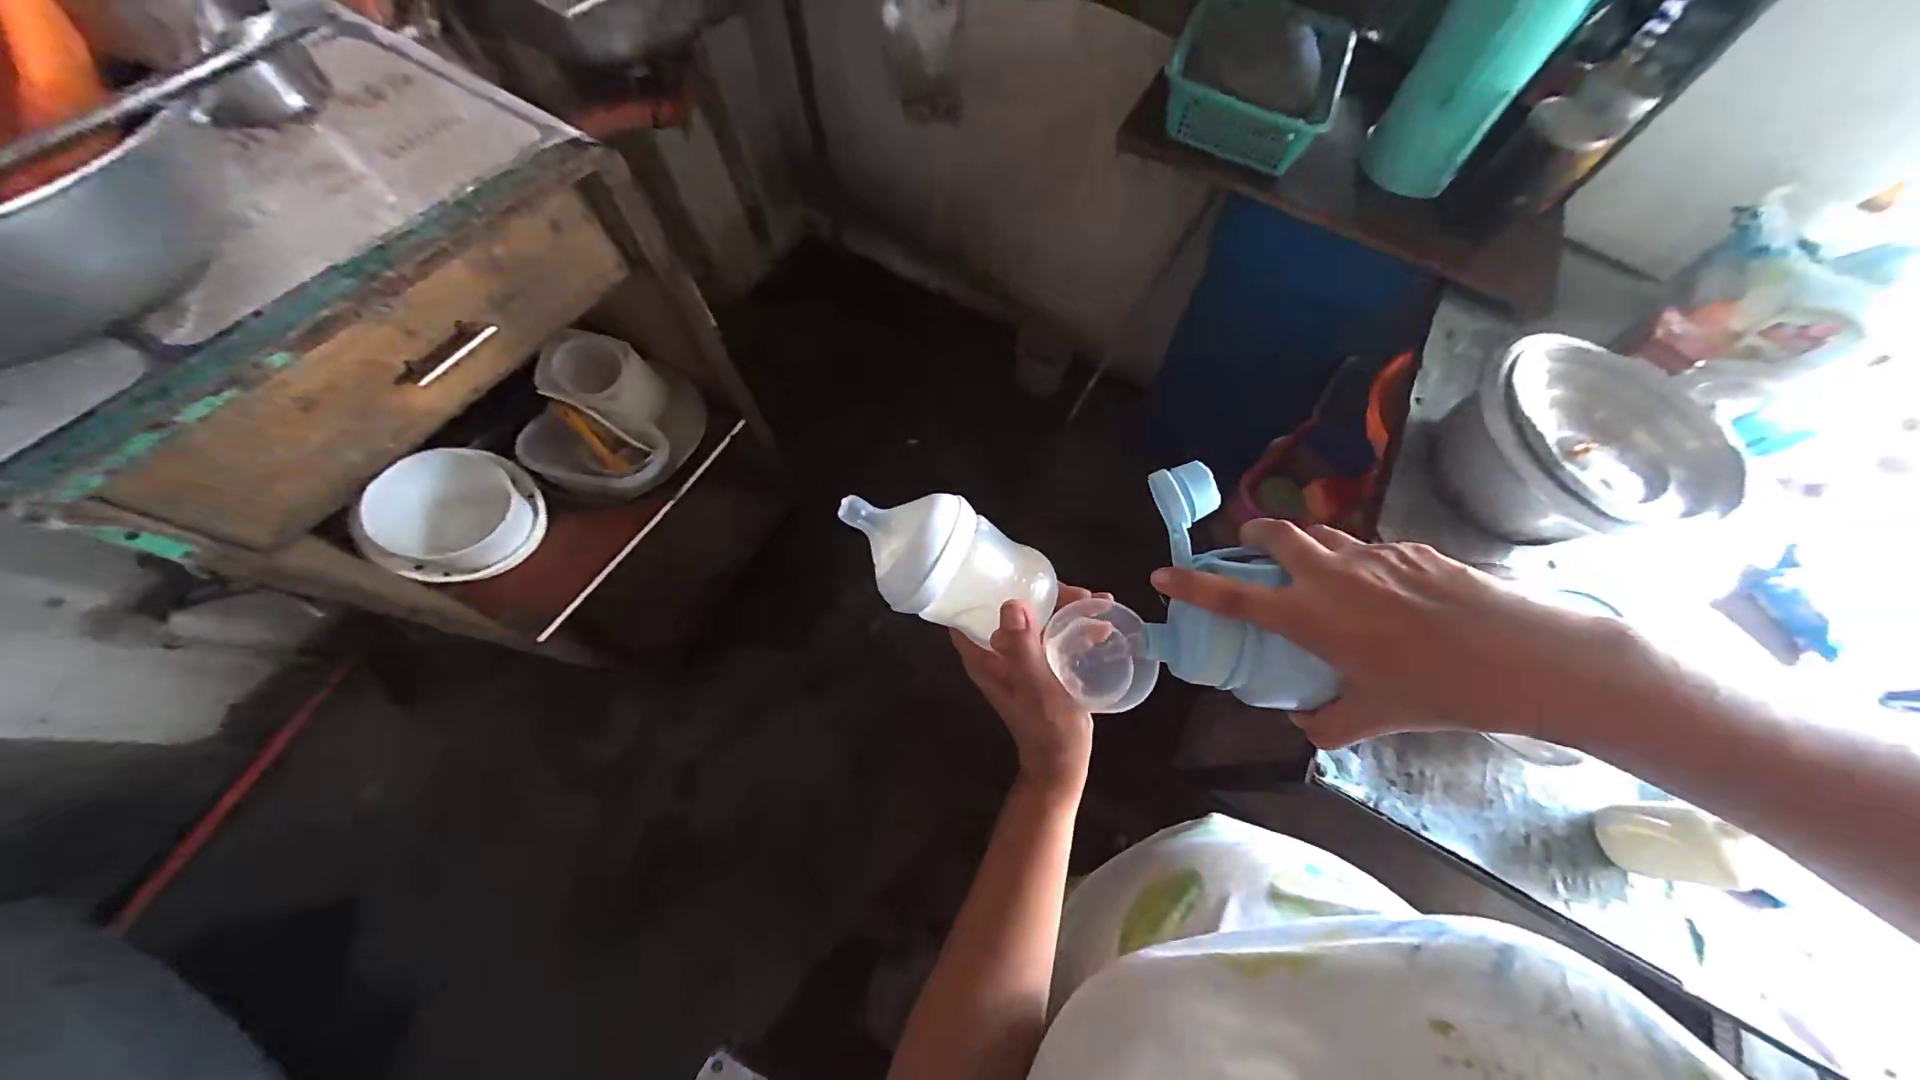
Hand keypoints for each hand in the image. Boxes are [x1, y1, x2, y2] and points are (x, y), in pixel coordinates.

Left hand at [951, 586, 1106, 791]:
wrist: (1064, 763)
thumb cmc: (1047, 727)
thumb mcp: (1036, 684)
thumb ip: (1022, 647)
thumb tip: (1010, 604)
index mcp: (984, 657)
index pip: (966, 614)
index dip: (978, 588)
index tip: (1003, 568)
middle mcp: (997, 654)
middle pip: (1010, 610)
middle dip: (1041, 595)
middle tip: (1076, 592)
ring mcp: (1020, 660)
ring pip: (1035, 620)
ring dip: (1063, 608)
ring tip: (1096, 601)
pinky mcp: (1040, 666)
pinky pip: (1052, 636)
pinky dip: (1072, 626)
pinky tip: (1100, 623)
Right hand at [1150, 520, 1652, 748]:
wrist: (1530, 658)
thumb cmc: (1439, 691)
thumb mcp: (1374, 716)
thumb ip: (1327, 722)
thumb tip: (1306, 723)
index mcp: (1310, 616)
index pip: (1233, 597)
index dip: (1191, 585)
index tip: (1162, 575)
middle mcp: (1332, 575)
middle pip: (1275, 534)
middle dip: (1251, 535)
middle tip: (1248, 548)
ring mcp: (1374, 556)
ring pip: (1321, 534)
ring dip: (1302, 543)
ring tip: (1311, 567)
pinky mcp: (1412, 550)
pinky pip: (1368, 548)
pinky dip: (1354, 560)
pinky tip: (1381, 590)